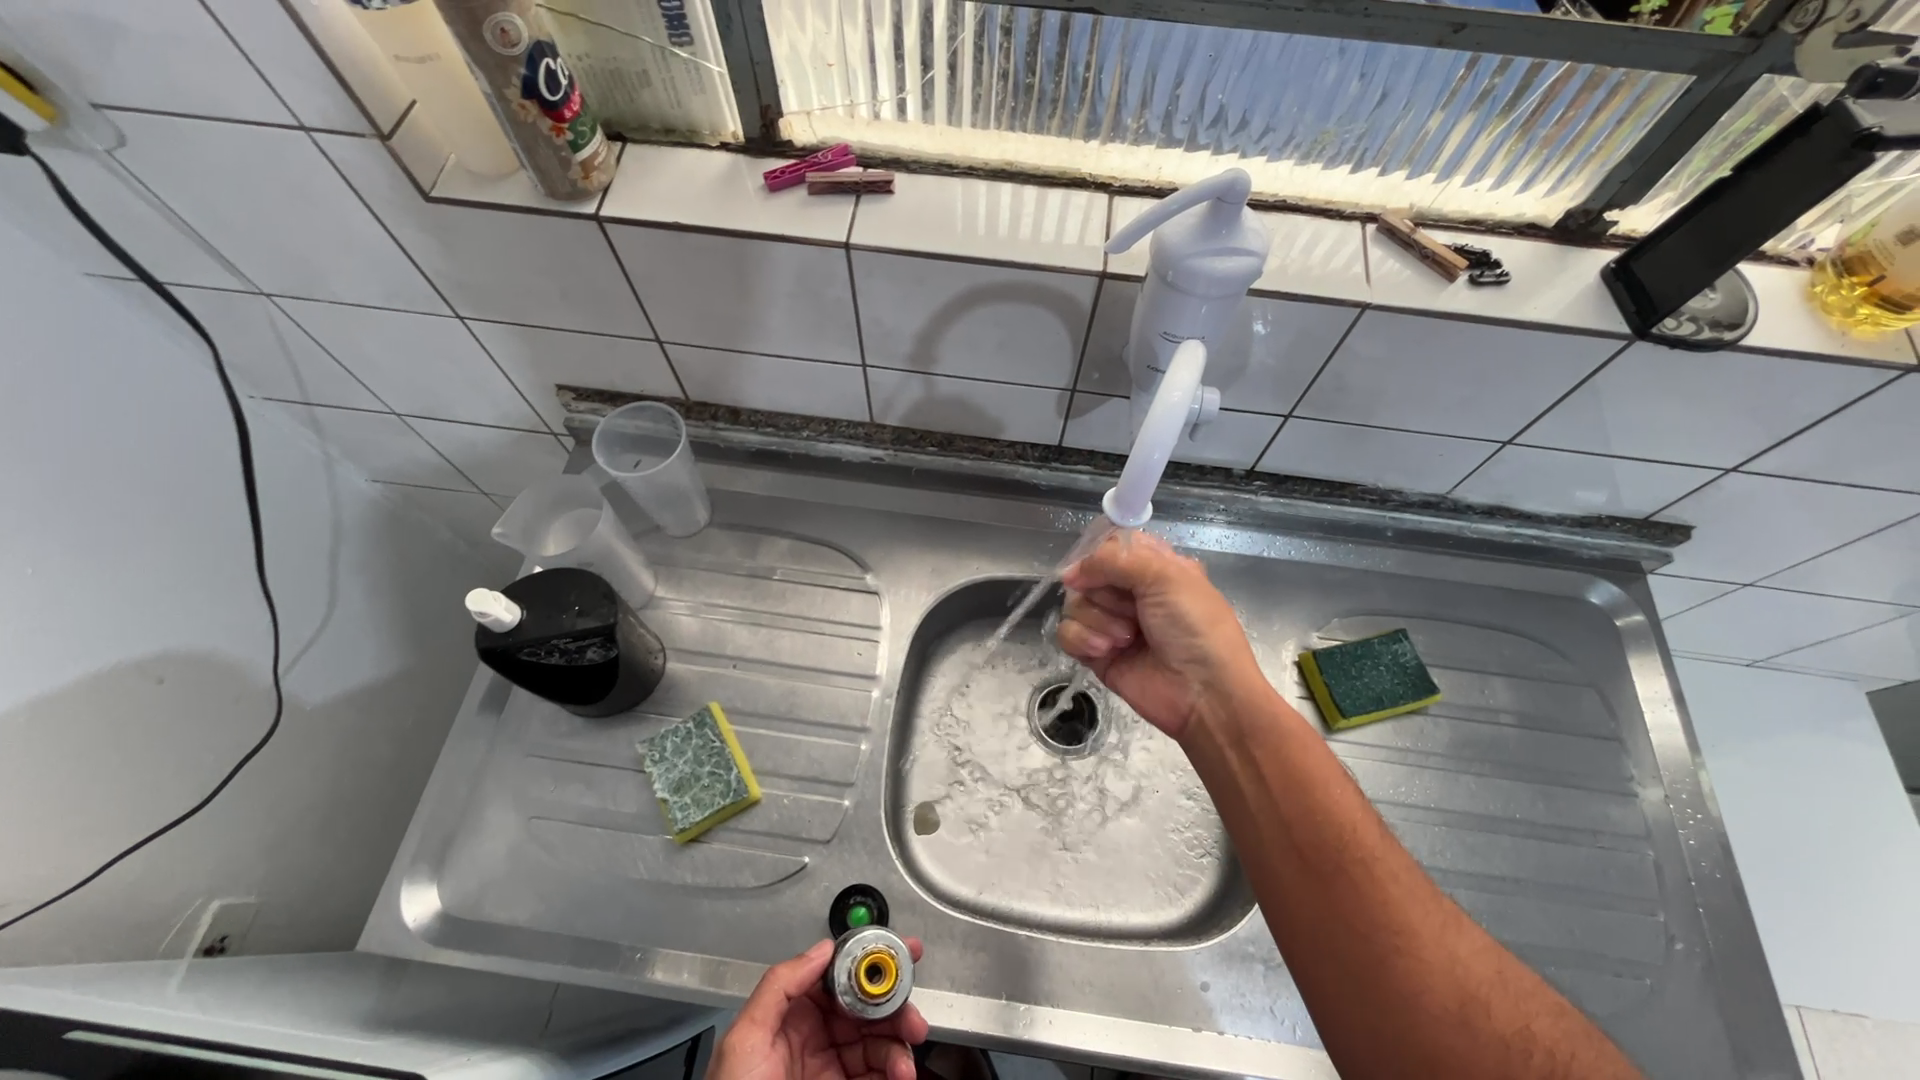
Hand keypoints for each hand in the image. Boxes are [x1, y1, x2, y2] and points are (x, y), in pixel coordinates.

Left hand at [710, 938, 928, 1079]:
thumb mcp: (747, 1035)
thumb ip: (781, 985)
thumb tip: (822, 949)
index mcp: (793, 1013)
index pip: (839, 978)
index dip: (871, 963)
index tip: (901, 954)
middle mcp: (816, 1036)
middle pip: (867, 1010)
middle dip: (896, 1009)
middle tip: (913, 1020)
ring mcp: (831, 1068)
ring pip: (878, 1044)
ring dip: (899, 1048)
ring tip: (904, 1064)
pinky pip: (878, 1076)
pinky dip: (895, 1072)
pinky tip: (900, 1075)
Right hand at [1056, 529, 1264, 741]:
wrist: (1204, 695)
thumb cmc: (1196, 628)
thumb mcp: (1166, 577)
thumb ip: (1114, 560)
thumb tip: (1069, 573)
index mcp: (1155, 568)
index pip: (1112, 545)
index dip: (1100, 553)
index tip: (1099, 565)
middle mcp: (1131, 593)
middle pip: (1087, 575)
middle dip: (1104, 592)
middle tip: (1131, 609)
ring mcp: (1111, 623)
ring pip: (1074, 604)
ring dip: (1098, 620)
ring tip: (1127, 638)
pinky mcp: (1096, 653)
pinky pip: (1066, 634)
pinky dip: (1082, 640)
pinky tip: (1107, 651)